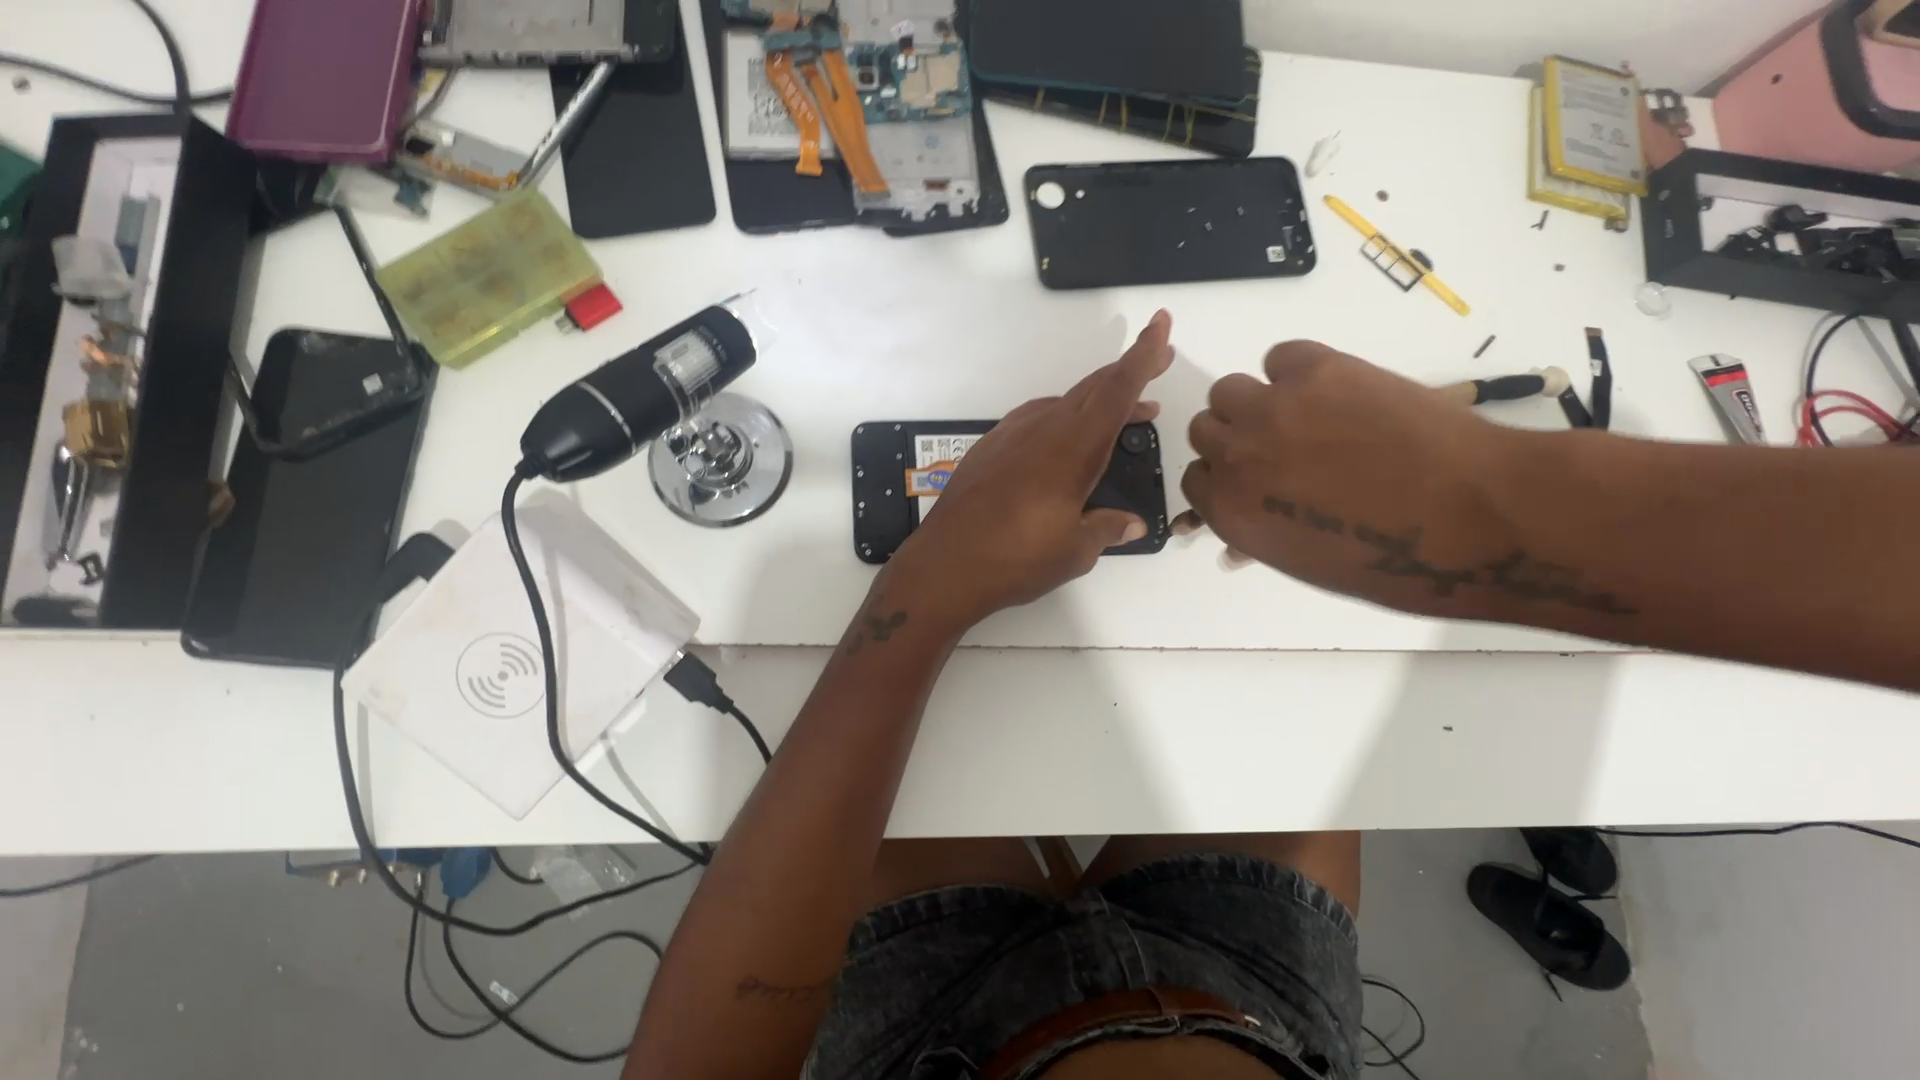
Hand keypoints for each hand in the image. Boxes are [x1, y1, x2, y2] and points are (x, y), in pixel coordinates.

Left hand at [885, 311, 1175, 631]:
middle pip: (1092, 389)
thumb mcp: (1075, 550)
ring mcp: (1010, 436)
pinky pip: (1035, 421)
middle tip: (1157, 365)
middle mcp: (1041, 429)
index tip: (1161, 324)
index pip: (1117, 389)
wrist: (944, 565)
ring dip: (1095, 404)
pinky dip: (1062, 422)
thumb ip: (1106, 529)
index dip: (1144, 356)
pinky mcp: (988, 449)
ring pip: (1062, 404)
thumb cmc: (1016, 559)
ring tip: (1120, 418)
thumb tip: (1132, 524)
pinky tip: (1064, 446)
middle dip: (1127, 374)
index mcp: (1072, 447)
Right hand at [1178, 341, 1524, 617]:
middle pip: (1205, 430)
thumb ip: (1260, 538)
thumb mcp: (1308, 564)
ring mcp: (1272, 407)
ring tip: (1304, 413)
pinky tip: (1333, 390)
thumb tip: (1236, 542)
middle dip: (1236, 439)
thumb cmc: (1394, 560)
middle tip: (1281, 447)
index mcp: (1230, 512)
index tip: (1253, 478)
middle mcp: (1236, 456)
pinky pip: (1281, 356)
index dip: (1223, 478)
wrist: (1472, 513)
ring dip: (1256, 402)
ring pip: (1230, 390)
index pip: (1195, 480)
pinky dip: (1296, 370)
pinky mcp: (1316, 369)